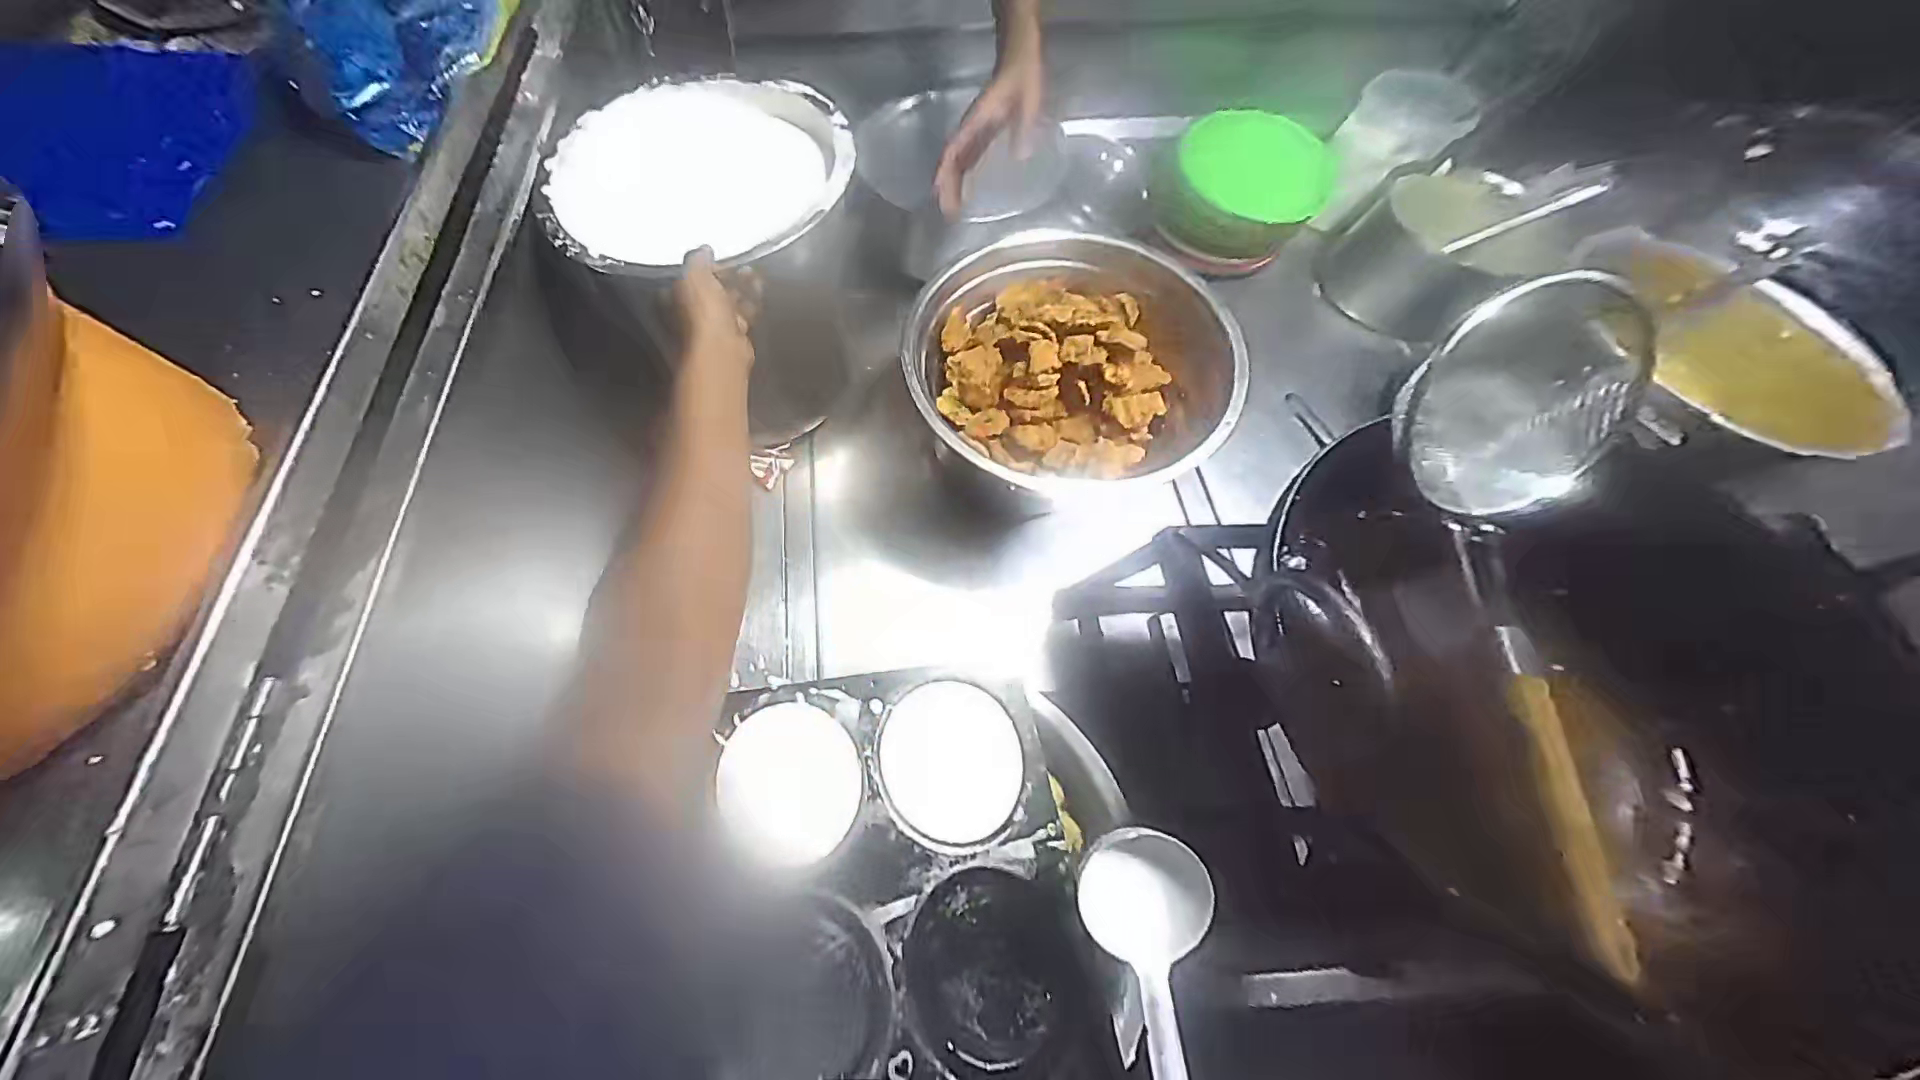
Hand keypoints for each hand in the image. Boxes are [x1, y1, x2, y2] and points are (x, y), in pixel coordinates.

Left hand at [675, 247, 753, 373]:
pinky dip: (750, 304)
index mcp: (674, 297)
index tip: (719, 257)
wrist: (723, 348)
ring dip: (741, 289)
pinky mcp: (732, 337)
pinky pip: (742, 315)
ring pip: (727, 303)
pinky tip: (758, 293)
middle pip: (710, 290)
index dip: (704, 265)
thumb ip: (698, 259)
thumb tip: (704, 250)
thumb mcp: (695, 275)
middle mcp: (690, 314)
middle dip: (726, 278)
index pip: (688, 276)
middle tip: (742, 266)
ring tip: (753, 276)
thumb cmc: (703, 312)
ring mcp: (712, 327)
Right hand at [933, 6, 1044, 219]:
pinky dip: (963, 174)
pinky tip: (967, 189)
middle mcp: (972, 128)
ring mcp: (976, 130)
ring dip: (953, 183)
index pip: (955, 150)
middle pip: (952, 161)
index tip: (939, 192)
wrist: (1019, 52)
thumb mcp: (1030, 98)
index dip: (945, 172)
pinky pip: (968, 156)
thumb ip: (1025, 124)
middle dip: (947, 186)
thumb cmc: (1023, 72)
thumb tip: (1021, 156)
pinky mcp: (982, 131)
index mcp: (978, 121)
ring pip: (958, 160)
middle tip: (948, 213)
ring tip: (952, 207)